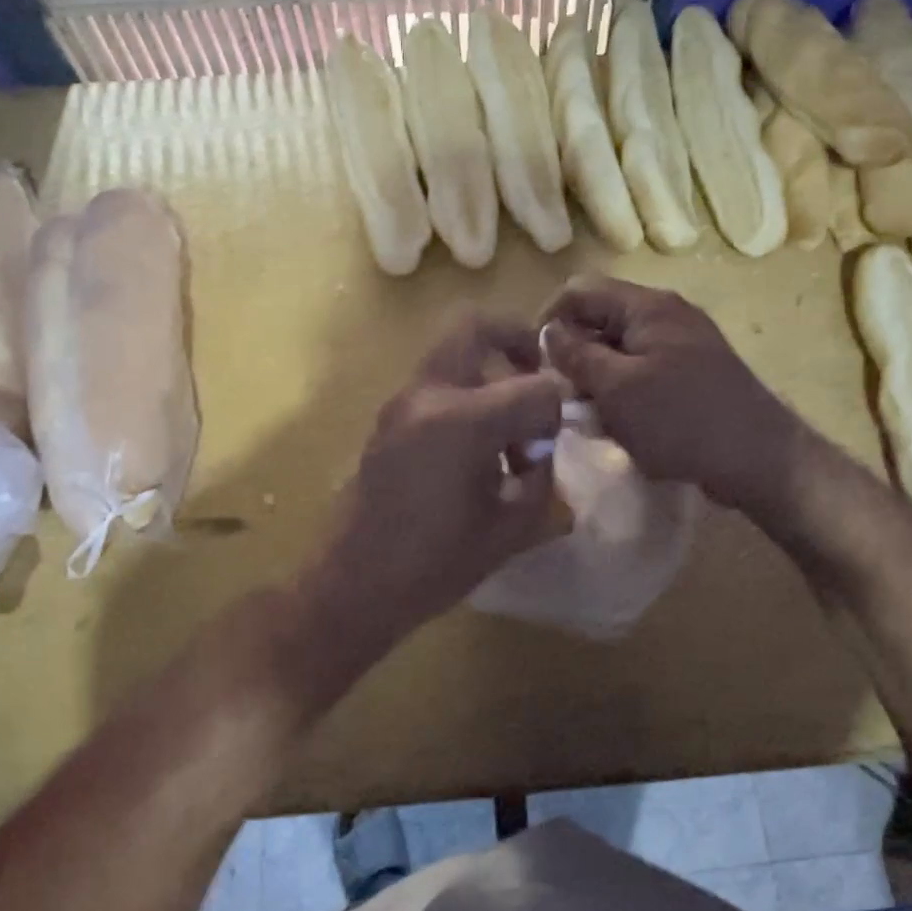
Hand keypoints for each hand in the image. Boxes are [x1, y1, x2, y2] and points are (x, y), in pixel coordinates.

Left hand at [307, 314, 567, 633]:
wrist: (356, 584)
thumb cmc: (437, 566)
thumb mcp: (511, 528)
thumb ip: (540, 474)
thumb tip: (543, 442)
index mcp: (462, 422)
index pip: (534, 386)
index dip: (555, 409)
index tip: (553, 440)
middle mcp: (427, 396)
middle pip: (476, 326)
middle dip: (515, 340)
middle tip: (535, 380)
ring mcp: (401, 403)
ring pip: (452, 350)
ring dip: (488, 371)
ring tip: (506, 434)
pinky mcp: (387, 418)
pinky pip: (435, 383)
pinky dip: (464, 394)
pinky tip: (475, 451)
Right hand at [541, 275, 805, 511]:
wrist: (757, 458)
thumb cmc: (682, 420)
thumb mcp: (617, 389)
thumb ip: (577, 355)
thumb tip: (547, 331)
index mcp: (647, 306)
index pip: (579, 290)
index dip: (549, 320)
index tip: (534, 364)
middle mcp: (664, 315)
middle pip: (599, 321)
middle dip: (574, 357)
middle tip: (563, 399)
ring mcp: (680, 345)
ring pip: (618, 351)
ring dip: (598, 381)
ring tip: (592, 419)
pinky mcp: (690, 374)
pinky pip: (642, 373)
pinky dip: (624, 395)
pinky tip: (621, 427)